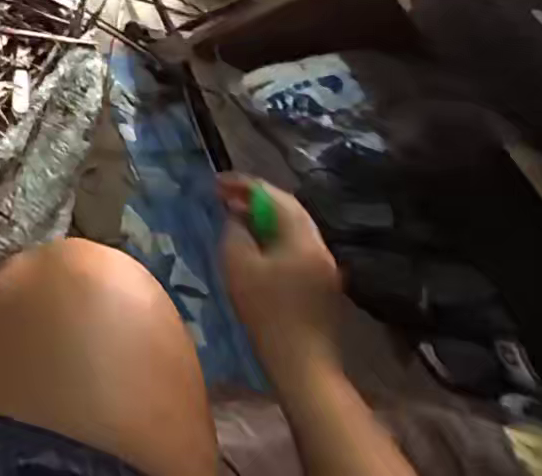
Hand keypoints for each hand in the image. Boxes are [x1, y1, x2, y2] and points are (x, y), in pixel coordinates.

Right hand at [219, 175, 342, 379]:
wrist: (300, 360)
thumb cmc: (264, 308)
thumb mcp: (237, 261)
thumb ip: (236, 229)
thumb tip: (238, 214)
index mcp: (303, 241)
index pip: (276, 197)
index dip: (245, 184)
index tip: (216, 181)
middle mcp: (320, 248)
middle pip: (289, 208)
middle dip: (255, 196)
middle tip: (223, 192)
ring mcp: (325, 266)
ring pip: (293, 225)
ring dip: (264, 214)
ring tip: (234, 212)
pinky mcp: (321, 281)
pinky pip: (296, 242)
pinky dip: (273, 232)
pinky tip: (253, 239)